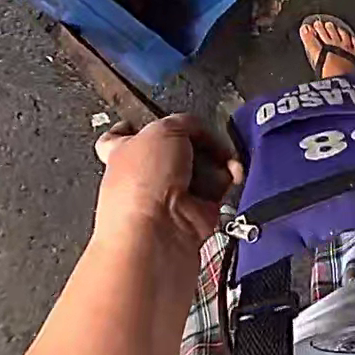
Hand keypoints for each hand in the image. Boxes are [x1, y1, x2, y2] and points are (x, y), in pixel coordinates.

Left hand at [93, 115, 242, 249]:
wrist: (159, 233)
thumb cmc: (141, 186)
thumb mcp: (163, 130)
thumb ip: (183, 122)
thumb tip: (199, 128)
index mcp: (123, 152)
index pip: (123, 135)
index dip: (137, 125)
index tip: (154, 121)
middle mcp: (146, 174)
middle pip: (179, 146)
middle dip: (198, 141)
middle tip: (206, 139)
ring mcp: (173, 194)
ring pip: (204, 164)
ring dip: (218, 158)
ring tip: (223, 159)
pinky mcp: (198, 210)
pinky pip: (221, 186)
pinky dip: (229, 178)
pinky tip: (231, 174)